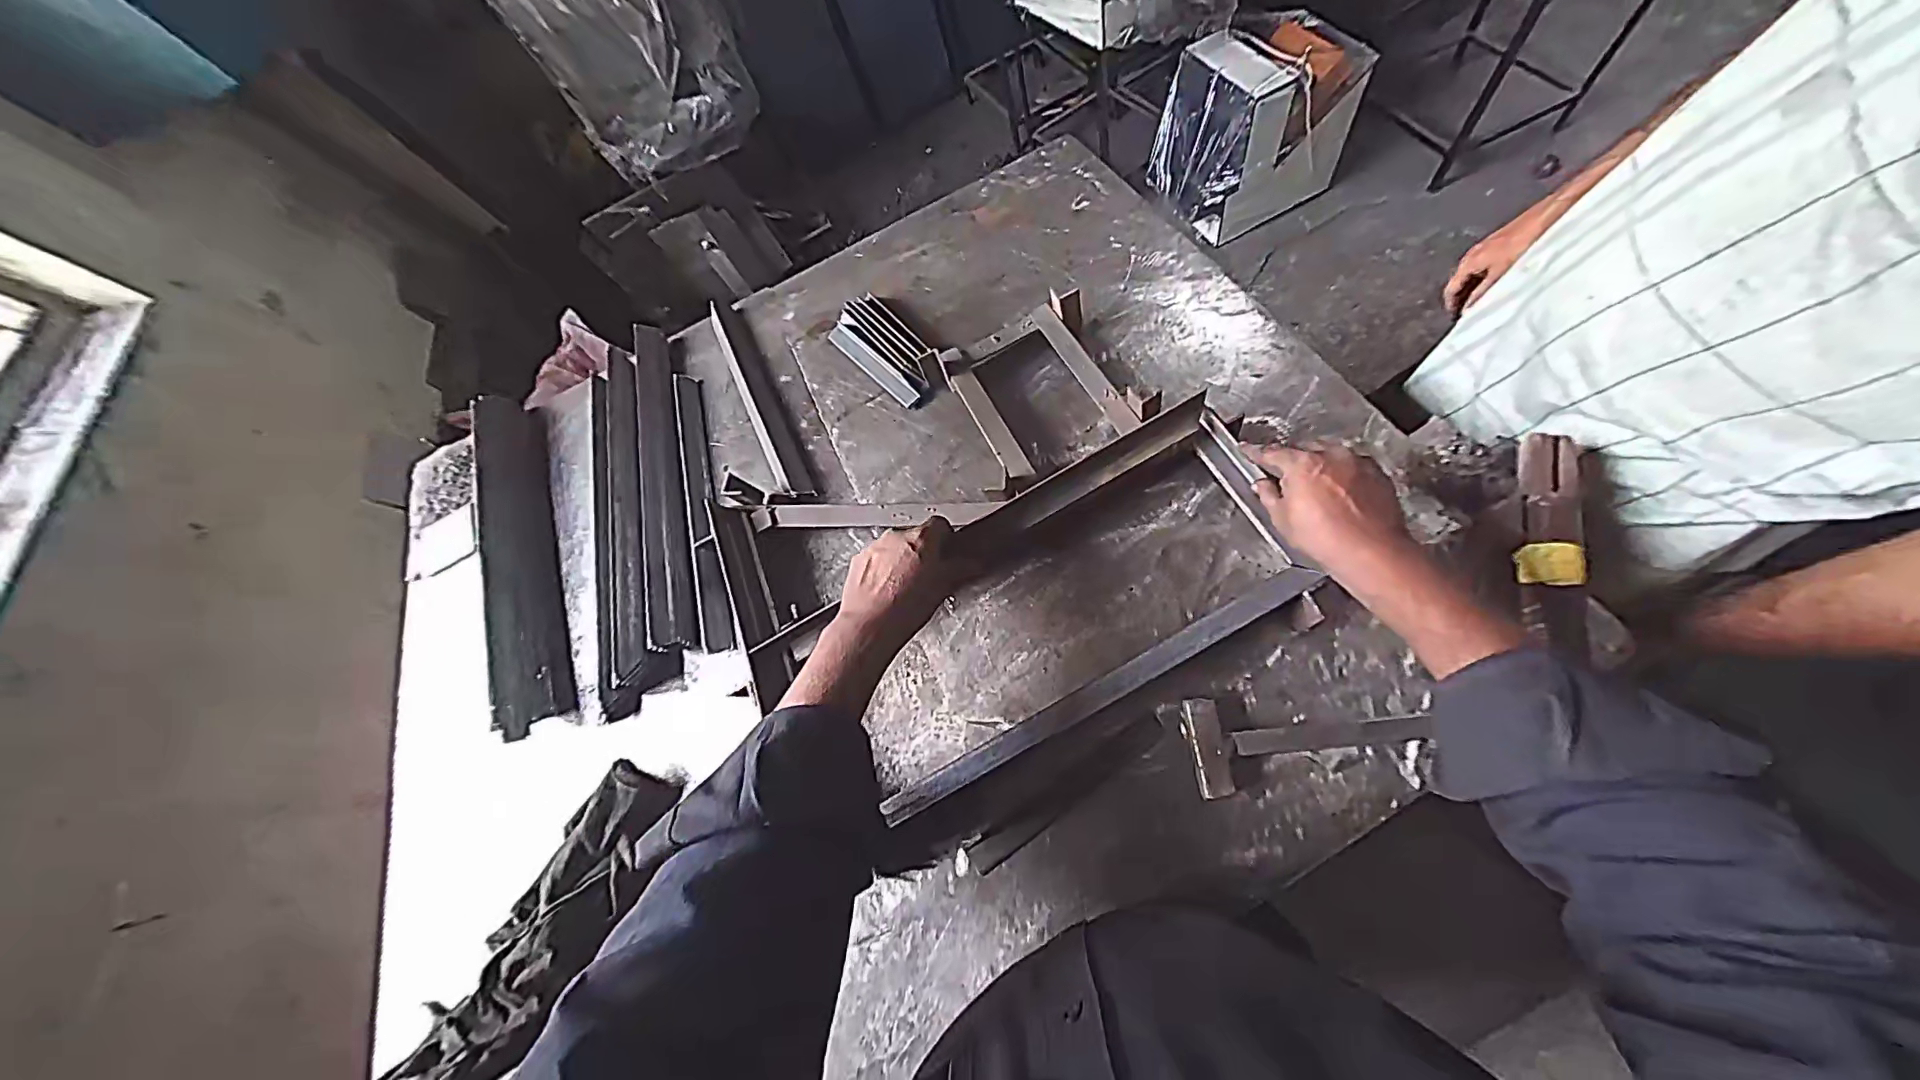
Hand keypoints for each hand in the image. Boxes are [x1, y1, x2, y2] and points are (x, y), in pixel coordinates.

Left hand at [779, 517, 960, 714]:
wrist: (869, 625)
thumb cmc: (904, 609)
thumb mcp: (943, 588)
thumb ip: (962, 569)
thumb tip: (973, 564)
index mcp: (922, 538)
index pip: (940, 525)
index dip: (945, 539)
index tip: (946, 554)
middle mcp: (897, 537)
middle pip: (916, 536)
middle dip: (923, 552)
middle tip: (928, 576)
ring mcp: (876, 547)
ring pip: (895, 547)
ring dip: (902, 561)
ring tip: (905, 588)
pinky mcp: (860, 560)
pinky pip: (876, 559)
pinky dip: (882, 570)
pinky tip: (887, 592)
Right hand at [1242, 444, 1411, 572]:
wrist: (1371, 552)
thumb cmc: (1328, 538)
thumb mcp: (1282, 520)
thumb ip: (1268, 496)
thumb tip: (1263, 486)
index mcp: (1302, 464)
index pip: (1271, 452)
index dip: (1255, 452)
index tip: (1249, 450)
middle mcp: (1331, 456)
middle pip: (1303, 450)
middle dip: (1292, 462)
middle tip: (1285, 481)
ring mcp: (1357, 462)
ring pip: (1329, 456)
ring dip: (1319, 468)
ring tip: (1315, 493)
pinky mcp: (1377, 473)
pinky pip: (1351, 467)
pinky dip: (1342, 476)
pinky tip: (1338, 498)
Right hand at [1442, 210, 1549, 315]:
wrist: (1547, 215)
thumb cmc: (1522, 246)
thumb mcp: (1501, 274)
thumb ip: (1482, 293)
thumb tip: (1467, 310)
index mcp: (1467, 263)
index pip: (1450, 289)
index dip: (1451, 305)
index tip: (1457, 319)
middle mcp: (1470, 255)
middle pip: (1459, 281)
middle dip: (1461, 297)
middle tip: (1470, 312)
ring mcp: (1483, 247)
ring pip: (1471, 274)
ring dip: (1473, 287)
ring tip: (1483, 300)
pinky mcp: (1497, 243)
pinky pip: (1482, 266)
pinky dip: (1483, 277)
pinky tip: (1495, 282)